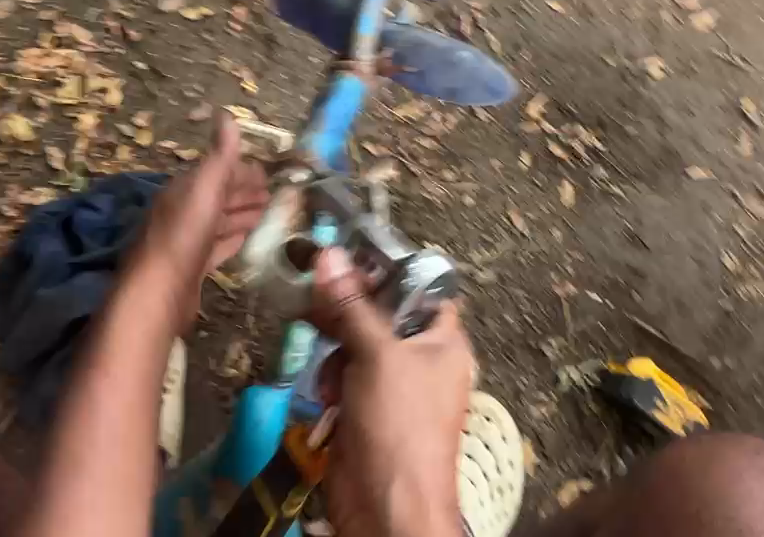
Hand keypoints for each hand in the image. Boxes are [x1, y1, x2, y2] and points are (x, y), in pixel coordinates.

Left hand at [130, 112, 270, 324]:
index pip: (217, 171)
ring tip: (267, 212)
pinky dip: (233, 237)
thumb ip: (220, 155)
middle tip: (273, 192)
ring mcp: (186, 241)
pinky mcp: (192, 267)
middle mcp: (182, 211)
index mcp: (184, 189)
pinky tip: (247, 237)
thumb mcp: (205, 188)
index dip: (242, 170)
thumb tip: (226, 114)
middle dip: (243, 191)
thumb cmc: (184, 234)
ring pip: (219, 221)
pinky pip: (218, 245)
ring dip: (241, 213)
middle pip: (218, 196)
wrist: (158, 293)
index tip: (267, 172)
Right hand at [309, 248, 471, 536]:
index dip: (389, 272)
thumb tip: (328, 253)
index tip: (351, 258)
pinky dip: (332, 376)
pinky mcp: (365, 404)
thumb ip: (351, 304)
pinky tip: (327, 393)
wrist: (386, 510)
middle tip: (320, 297)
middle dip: (349, 309)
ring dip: (336, 346)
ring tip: (329, 360)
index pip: (420, 289)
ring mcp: (392, 382)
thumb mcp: (377, 354)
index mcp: (443, 341)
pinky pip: (343, 370)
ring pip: (356, 339)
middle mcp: (421, 357)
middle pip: (380, 311)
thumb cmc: (399, 424)